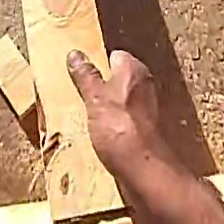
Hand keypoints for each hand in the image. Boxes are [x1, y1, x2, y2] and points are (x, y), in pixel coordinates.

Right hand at [67, 49, 181, 188]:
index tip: (83, 75)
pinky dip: (117, 128)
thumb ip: (85, 75)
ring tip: (90, 120)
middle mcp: (144, 84)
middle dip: (103, 88)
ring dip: (109, 111)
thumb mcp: (94, 97)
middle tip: (83, 98)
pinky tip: (104, 138)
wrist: (143, 170)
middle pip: (119, 80)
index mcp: (133, 69)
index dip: (98, 64)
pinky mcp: (147, 132)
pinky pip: (127, 123)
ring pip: (122, 103)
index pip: (114, 56)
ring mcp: (148, 109)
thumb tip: (75, 53)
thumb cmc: (118, 126)